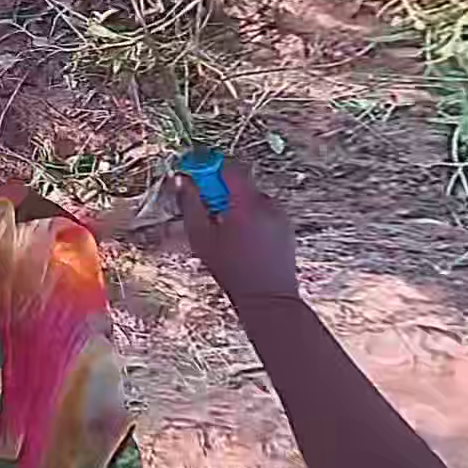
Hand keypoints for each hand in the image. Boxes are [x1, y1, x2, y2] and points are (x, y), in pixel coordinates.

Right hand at [174, 159, 299, 301]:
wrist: (268, 299)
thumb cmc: (231, 269)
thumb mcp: (201, 236)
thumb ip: (191, 204)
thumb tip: (182, 179)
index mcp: (248, 204)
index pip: (229, 168)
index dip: (210, 169)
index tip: (195, 177)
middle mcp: (268, 205)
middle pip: (240, 182)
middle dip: (221, 189)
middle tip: (207, 208)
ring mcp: (281, 217)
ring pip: (251, 197)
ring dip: (235, 202)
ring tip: (224, 226)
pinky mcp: (286, 229)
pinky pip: (263, 210)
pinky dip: (249, 214)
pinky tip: (240, 236)